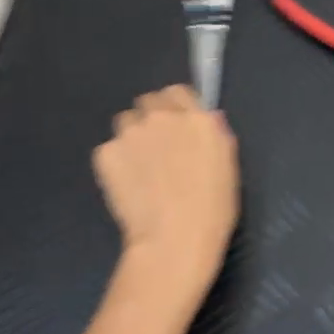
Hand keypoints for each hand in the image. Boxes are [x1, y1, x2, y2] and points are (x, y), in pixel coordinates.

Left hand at [94, 86, 238, 306]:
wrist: (174, 241)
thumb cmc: (213, 213)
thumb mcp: (229, 172)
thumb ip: (217, 138)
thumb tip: (209, 118)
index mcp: (198, 120)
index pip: (179, 92)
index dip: (179, 109)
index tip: (181, 130)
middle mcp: (162, 118)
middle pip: (149, 101)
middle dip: (153, 120)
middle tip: (161, 151)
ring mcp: (129, 133)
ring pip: (126, 122)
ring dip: (134, 137)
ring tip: (144, 170)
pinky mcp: (105, 153)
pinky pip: (111, 148)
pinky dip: (119, 162)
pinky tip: (130, 186)